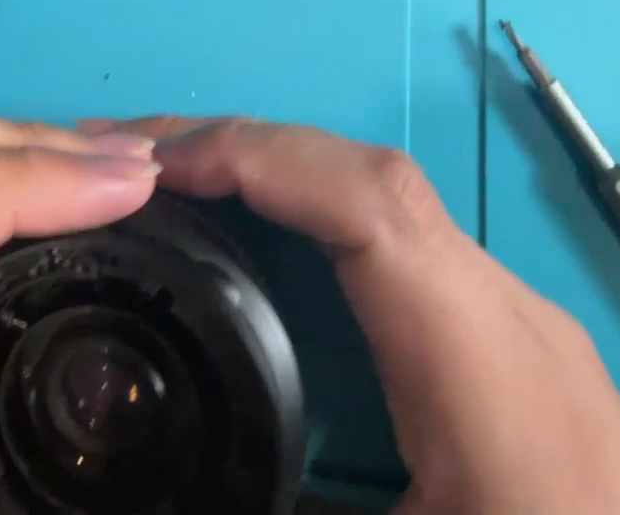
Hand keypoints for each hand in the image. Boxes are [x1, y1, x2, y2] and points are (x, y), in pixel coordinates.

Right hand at [91, 117, 619, 514]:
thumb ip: (251, 507)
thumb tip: (128, 496)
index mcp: (482, 360)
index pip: (367, 202)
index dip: (255, 159)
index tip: (152, 170)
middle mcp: (498, 306)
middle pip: (358, 170)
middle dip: (233, 141)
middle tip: (121, 153)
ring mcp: (498, 306)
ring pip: (368, 185)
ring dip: (262, 159)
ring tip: (165, 169)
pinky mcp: (489, 324)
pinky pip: (380, 222)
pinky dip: (295, 195)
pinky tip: (243, 214)